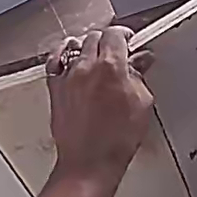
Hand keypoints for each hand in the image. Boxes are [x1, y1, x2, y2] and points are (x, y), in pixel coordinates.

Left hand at [45, 26, 153, 190]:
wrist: (89, 162)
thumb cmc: (116, 140)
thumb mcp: (141, 104)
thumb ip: (139, 76)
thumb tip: (141, 62)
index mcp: (111, 67)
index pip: (115, 34)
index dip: (125, 34)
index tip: (129, 40)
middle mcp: (86, 66)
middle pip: (95, 36)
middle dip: (107, 40)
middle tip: (117, 50)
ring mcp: (67, 76)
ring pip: (75, 45)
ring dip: (87, 46)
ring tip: (96, 55)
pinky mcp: (55, 87)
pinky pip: (55, 60)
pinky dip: (63, 54)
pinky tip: (69, 56)